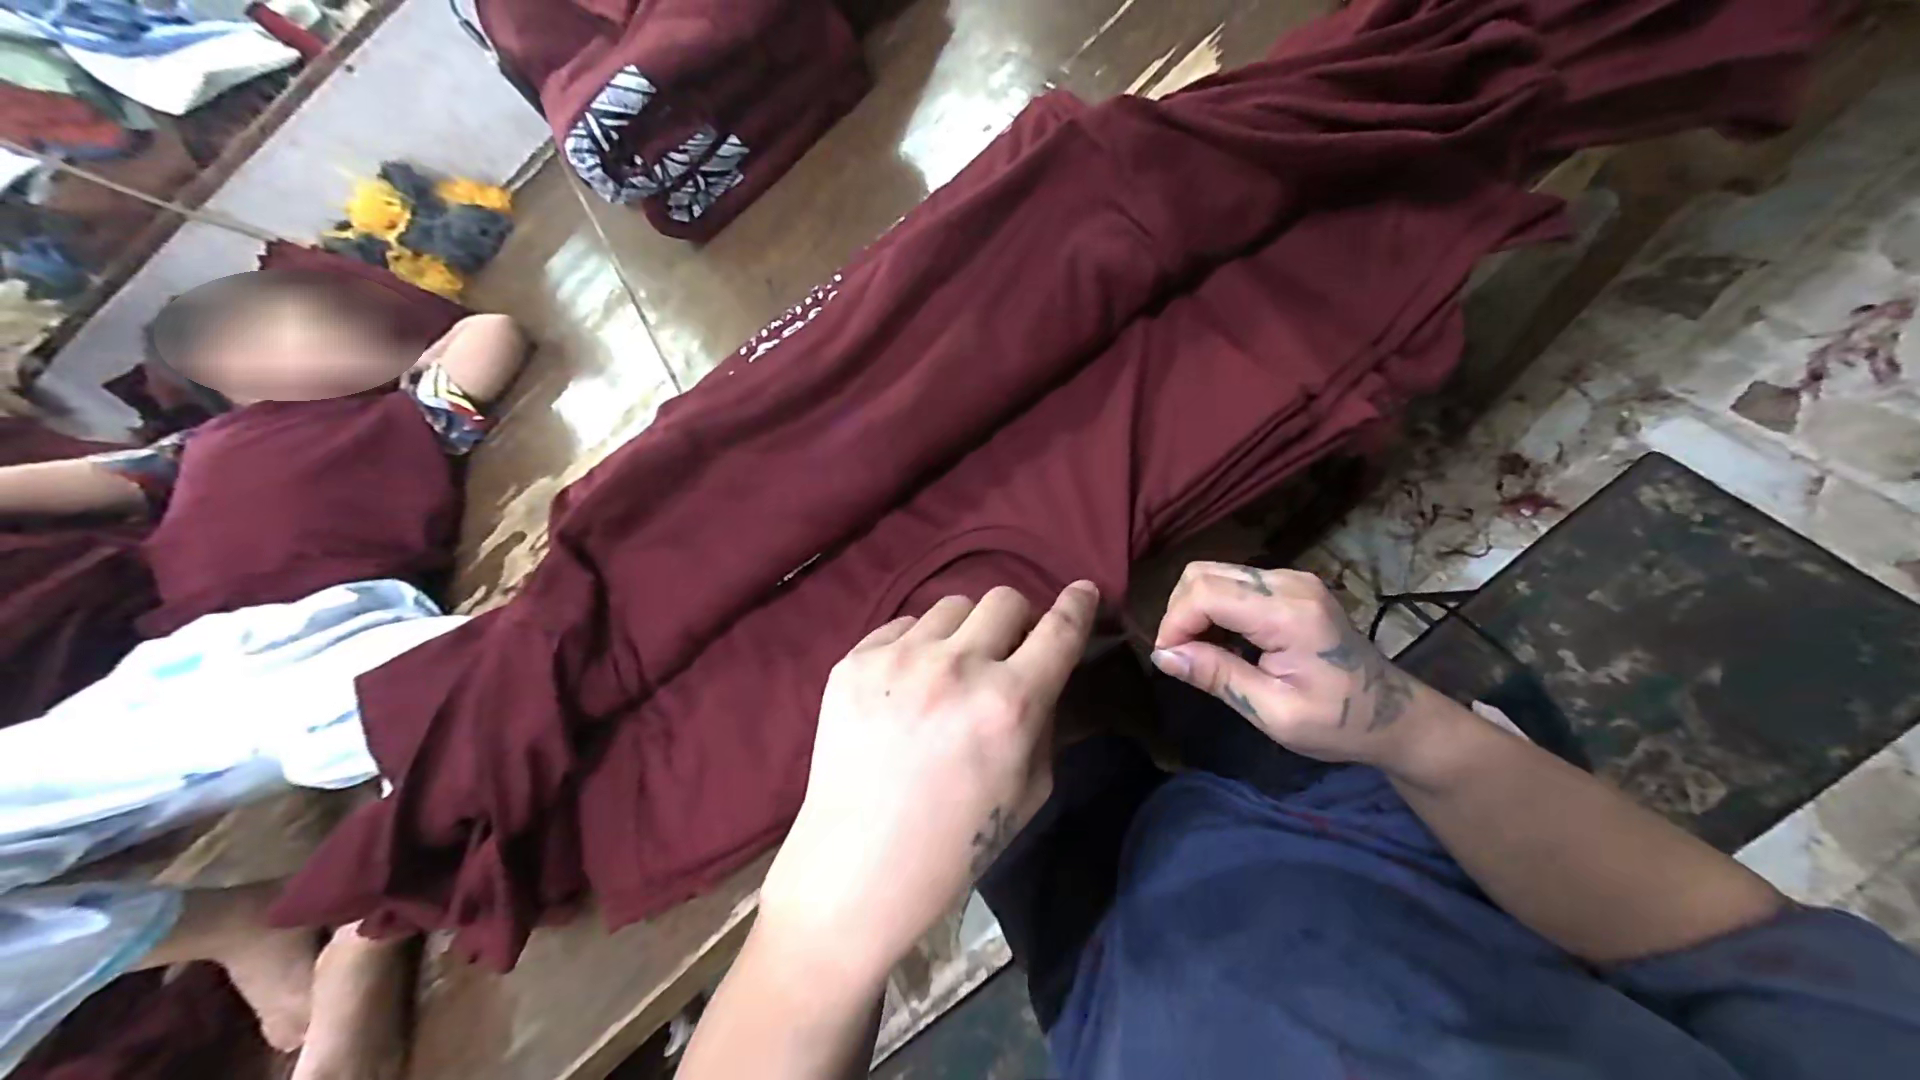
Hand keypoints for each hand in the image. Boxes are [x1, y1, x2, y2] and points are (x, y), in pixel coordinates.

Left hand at [759, 581, 1099, 985]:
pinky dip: (918, 646)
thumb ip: (1043, 720)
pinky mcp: (854, 662)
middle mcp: (956, 667)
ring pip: (952, 606)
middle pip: (1004, 598)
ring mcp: (898, 659)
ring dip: (966, 632)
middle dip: (1018, 620)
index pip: (1059, 629)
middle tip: (1007, 651)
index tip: (1082, 591)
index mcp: (1008, 704)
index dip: (1078, 604)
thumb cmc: (957, 845)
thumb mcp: (1029, 790)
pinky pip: (903, 626)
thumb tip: (1042, 672)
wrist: (859, 868)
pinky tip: (907, 686)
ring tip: (951, 672)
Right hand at [1149, 562, 1438, 770]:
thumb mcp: (1274, 713)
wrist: (1395, 715)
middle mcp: (1289, 583)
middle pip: (1202, 574)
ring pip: (1212, 573)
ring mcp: (1291, 579)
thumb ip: (1217, 677)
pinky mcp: (1289, 584)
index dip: (1174, 623)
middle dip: (1179, 613)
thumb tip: (1162, 656)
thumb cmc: (1339, 723)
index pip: (1205, 594)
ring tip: (1199, 651)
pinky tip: (1221, 640)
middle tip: (1181, 656)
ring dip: (1192, 609)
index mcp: (1289, 614)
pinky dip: (1212, 606)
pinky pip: (1231, 581)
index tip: (1168, 659)